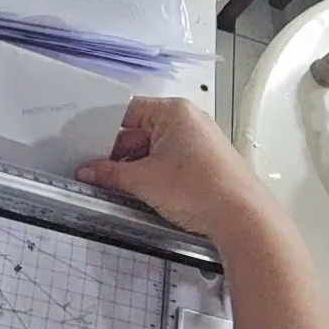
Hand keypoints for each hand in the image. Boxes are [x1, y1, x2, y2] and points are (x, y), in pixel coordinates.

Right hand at [75, 97, 276, 242]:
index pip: (127, 111)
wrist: (241, 217)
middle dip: (117, 154)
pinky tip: (141, 190)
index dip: (103, 130)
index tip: (86, 147)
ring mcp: (197, 141)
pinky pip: (167, 160)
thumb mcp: (142, 180)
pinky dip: (152, 173)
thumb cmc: (202, 189)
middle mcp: (188, 120)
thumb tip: (88, 171)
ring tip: (117, 185)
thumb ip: (109, 174)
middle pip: (139, 131)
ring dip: (134, 166)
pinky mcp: (203, 161)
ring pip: (153, 148)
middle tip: (96, 172)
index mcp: (173, 112)